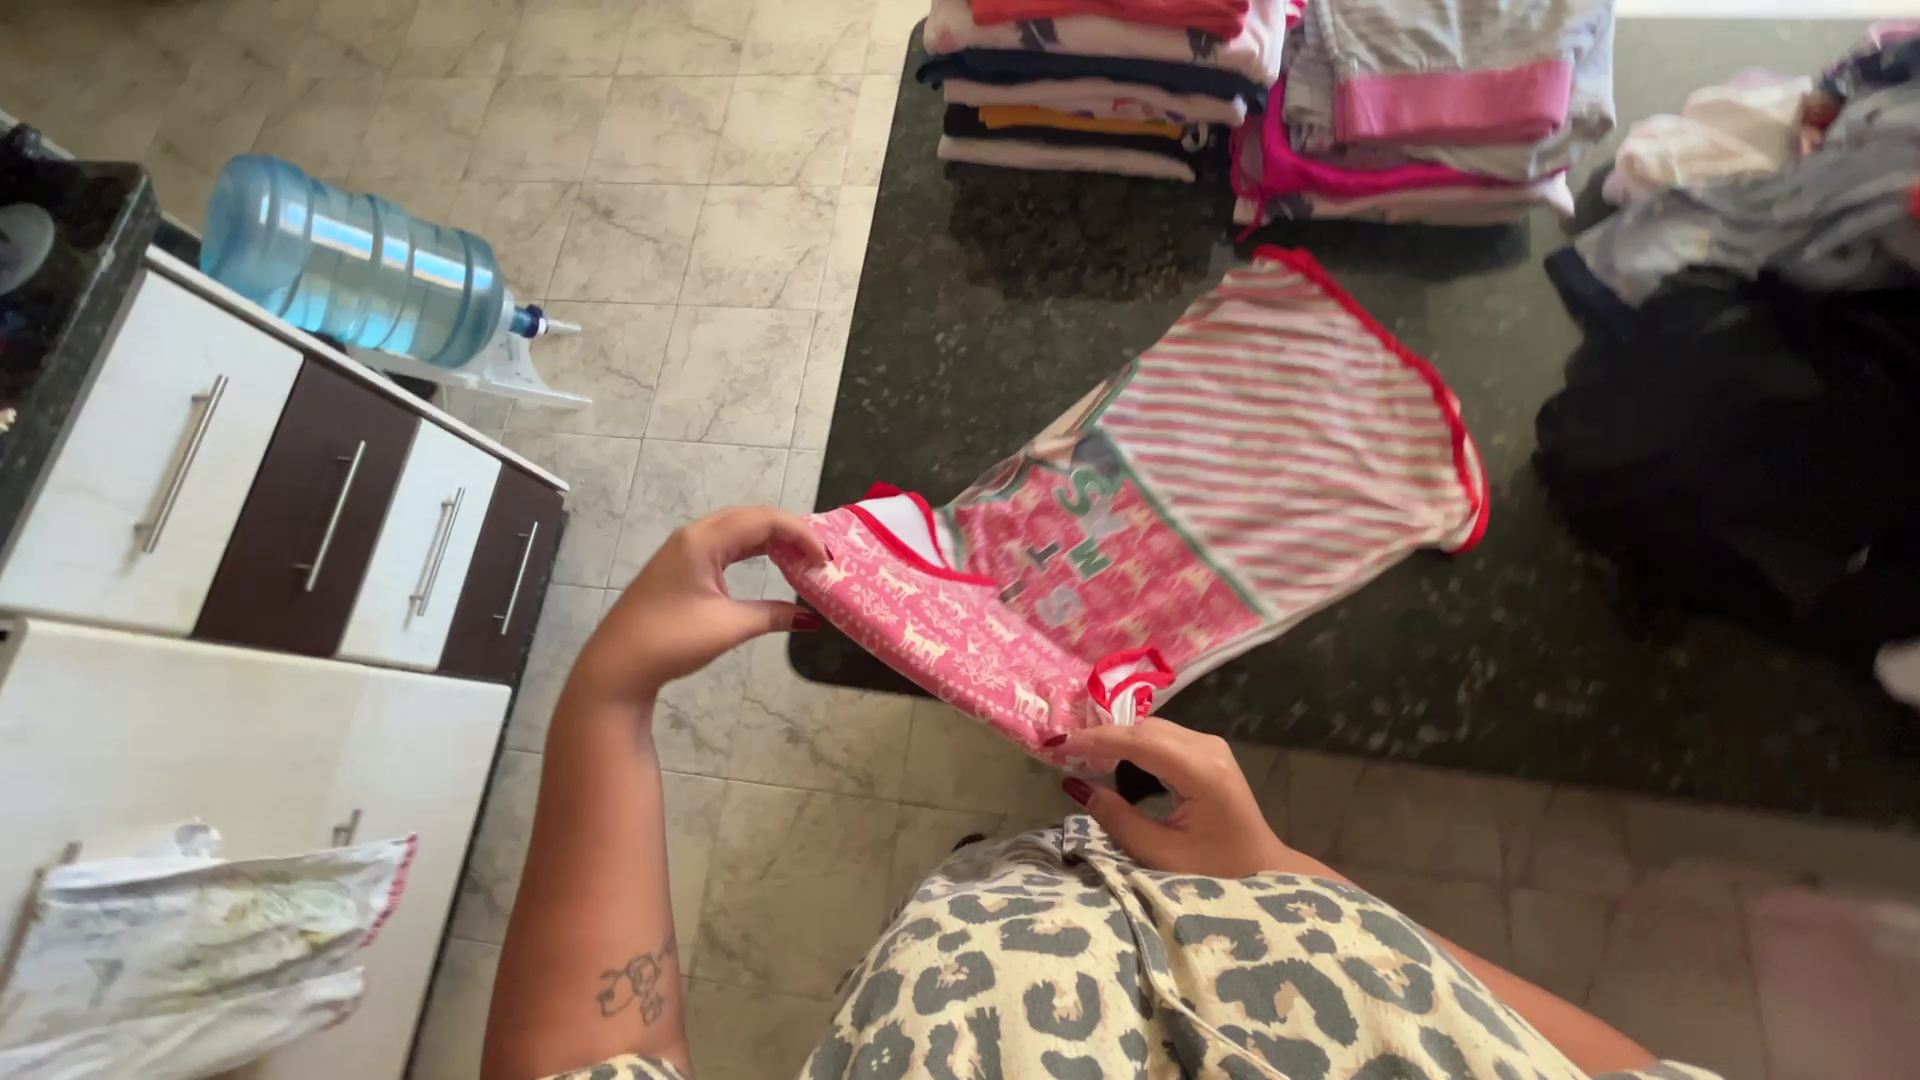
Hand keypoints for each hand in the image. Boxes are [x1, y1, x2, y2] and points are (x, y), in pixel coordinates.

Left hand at [572, 506, 828, 702]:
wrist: (617, 666)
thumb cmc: (671, 641)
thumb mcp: (729, 627)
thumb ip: (773, 615)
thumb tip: (811, 619)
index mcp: (703, 541)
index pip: (763, 521)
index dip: (800, 534)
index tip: (825, 558)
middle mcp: (694, 535)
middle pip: (752, 517)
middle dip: (791, 532)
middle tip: (821, 555)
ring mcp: (685, 549)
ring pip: (739, 529)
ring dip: (773, 540)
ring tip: (804, 558)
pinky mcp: (682, 565)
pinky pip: (727, 544)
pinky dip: (754, 550)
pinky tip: (773, 563)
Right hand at [1050, 718, 1303, 878]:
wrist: (1263, 872)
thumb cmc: (1216, 872)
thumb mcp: (1161, 854)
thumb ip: (1117, 818)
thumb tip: (1075, 784)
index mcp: (1202, 771)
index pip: (1138, 741)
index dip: (1095, 740)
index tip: (1057, 745)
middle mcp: (1208, 747)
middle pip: (1144, 727)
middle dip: (1101, 735)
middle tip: (1062, 750)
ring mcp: (1209, 745)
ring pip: (1150, 728)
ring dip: (1115, 737)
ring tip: (1079, 753)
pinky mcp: (1206, 750)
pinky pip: (1160, 736)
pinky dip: (1131, 743)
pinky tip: (1110, 756)